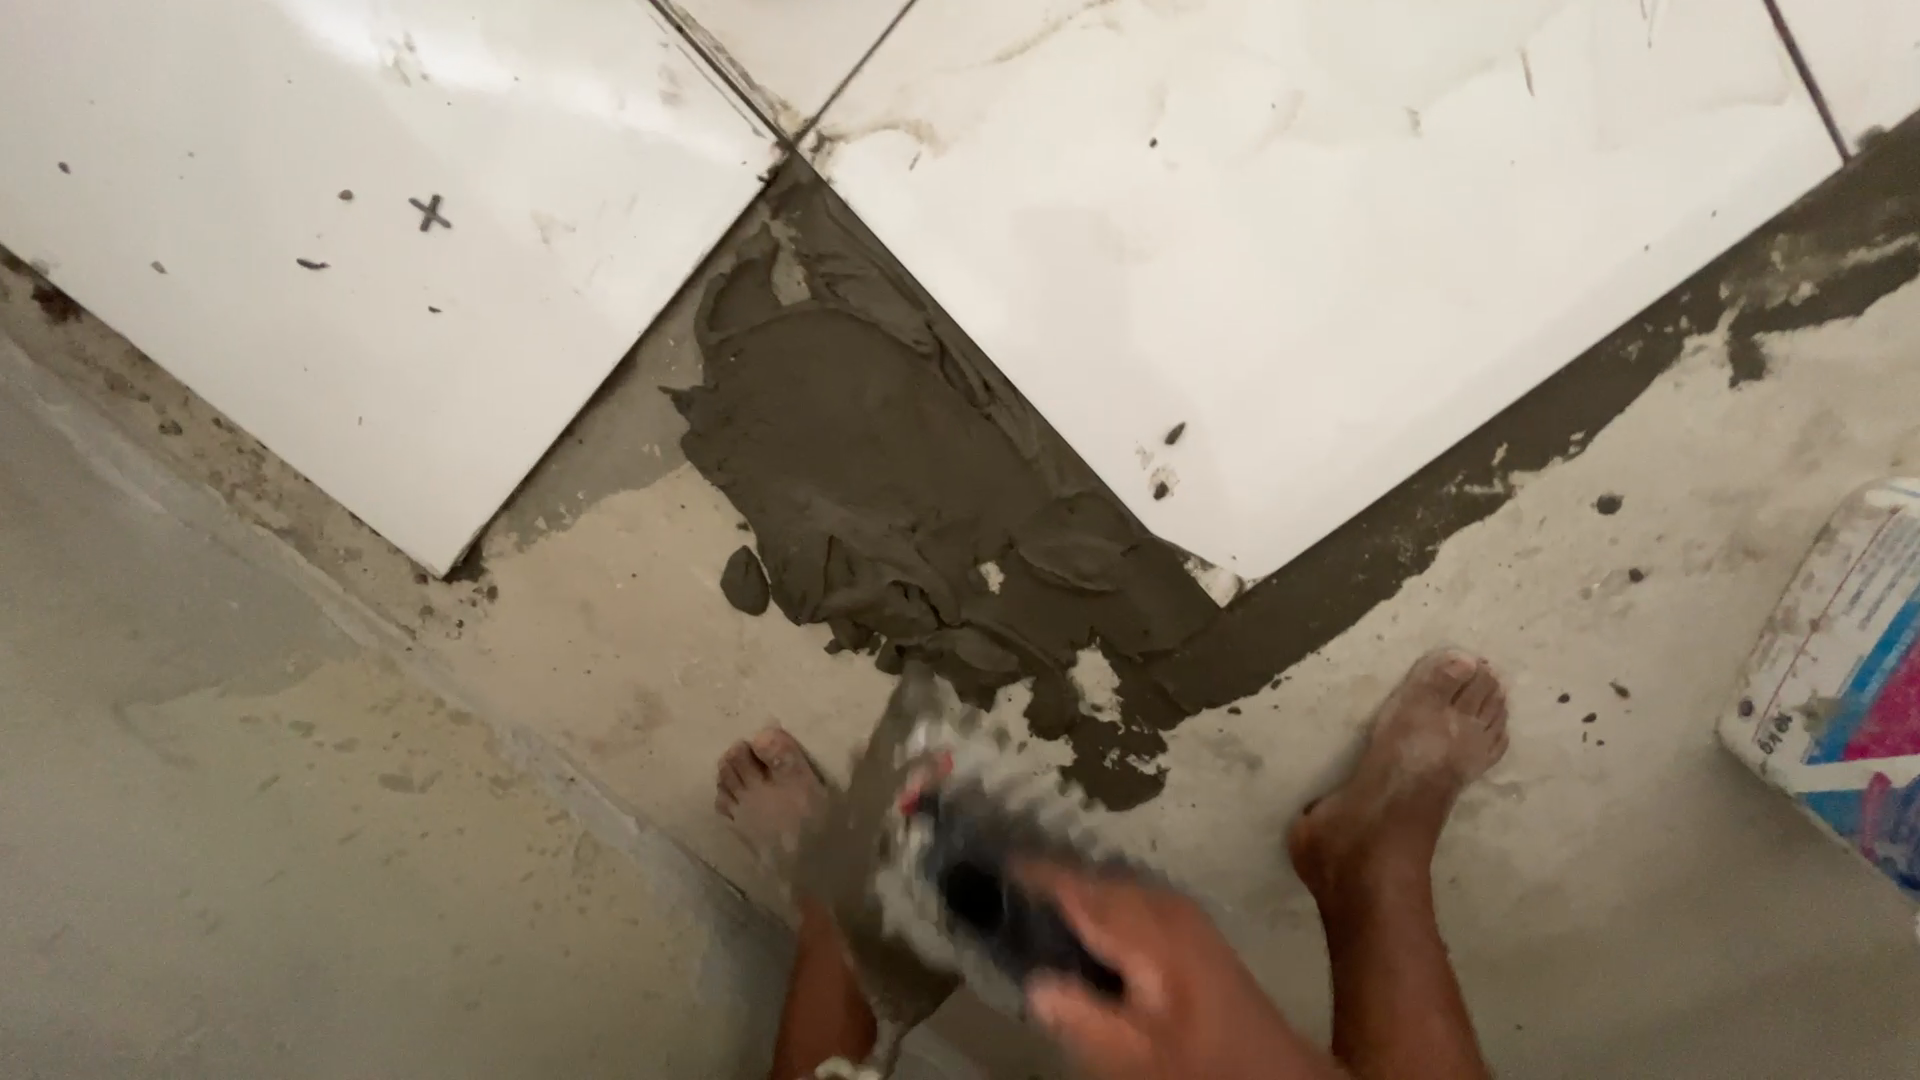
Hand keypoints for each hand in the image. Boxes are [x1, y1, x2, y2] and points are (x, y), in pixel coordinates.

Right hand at [1018, 864, 1340, 1079]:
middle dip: (1049, 878)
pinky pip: (1128, 894)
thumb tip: (1033, 982)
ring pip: (1110, 882)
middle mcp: (1160, 902)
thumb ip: (1080, 1016)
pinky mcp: (1186, 920)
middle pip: (1091, 877)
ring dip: (1073, 887)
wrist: (1274, 1072)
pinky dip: (1098, 899)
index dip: (1034, 873)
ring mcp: (1177, 907)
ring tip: (1034, 903)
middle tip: (1006, 892)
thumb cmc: (1199, 1063)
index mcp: (1144, 926)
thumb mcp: (1134, 1053)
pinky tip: (1083, 925)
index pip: (1075, 885)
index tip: (995, 865)